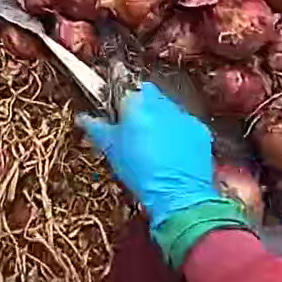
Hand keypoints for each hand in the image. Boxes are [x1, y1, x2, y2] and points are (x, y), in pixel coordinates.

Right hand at [77, 82, 219, 225]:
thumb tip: (83, 118)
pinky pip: (183, 123)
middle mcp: (160, 102)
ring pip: (166, 107)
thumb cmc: (139, 171)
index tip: (116, 111)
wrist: (178, 195)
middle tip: (133, 128)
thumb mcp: (112, 150)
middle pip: (146, 93)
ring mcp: (182, 114)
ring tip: (152, 143)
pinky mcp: (198, 128)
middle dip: (139, 105)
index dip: (118, 98)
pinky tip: (171, 151)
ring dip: (158, 118)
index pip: (123, 86)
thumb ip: (97, 128)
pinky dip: (177, 132)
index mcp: (136, 103)